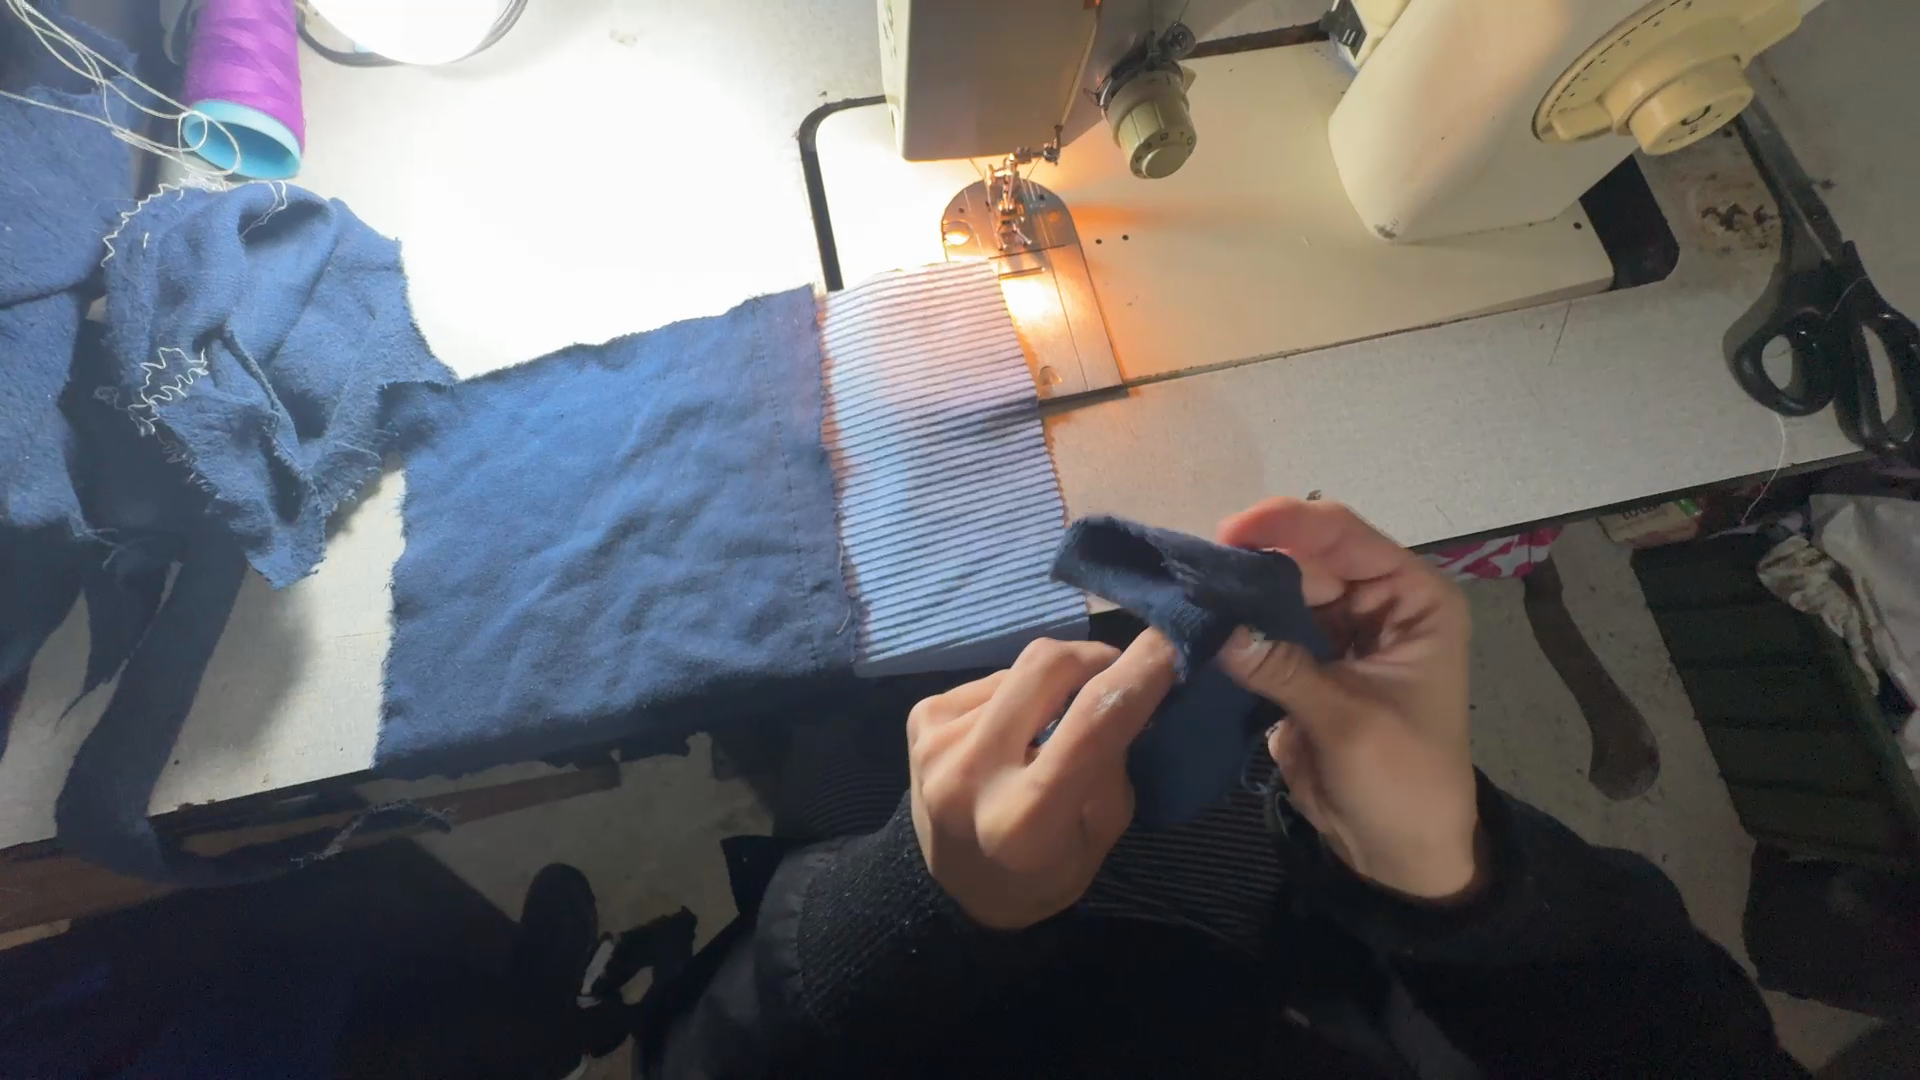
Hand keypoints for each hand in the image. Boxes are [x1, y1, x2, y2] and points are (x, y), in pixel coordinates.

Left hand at [906, 633, 1176, 928]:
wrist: (948, 887)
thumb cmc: (1040, 872)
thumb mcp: (1098, 839)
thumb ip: (1114, 763)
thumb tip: (1126, 685)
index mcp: (1025, 819)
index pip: (1091, 723)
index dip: (1138, 673)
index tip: (1170, 642)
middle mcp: (972, 771)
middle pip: (1047, 665)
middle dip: (1095, 656)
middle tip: (1116, 672)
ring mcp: (937, 739)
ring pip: (1018, 668)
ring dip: (1052, 683)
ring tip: (1049, 722)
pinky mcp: (919, 717)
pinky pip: (990, 680)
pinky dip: (1016, 694)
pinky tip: (1011, 730)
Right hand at [1216, 498, 1480, 901]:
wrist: (1395, 848)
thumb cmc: (1401, 781)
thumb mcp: (1350, 723)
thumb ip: (1285, 670)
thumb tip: (1219, 630)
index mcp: (1412, 600)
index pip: (1347, 540)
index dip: (1289, 525)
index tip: (1231, 532)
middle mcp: (1373, 600)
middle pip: (1303, 557)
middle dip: (1251, 558)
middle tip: (1194, 567)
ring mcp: (1332, 627)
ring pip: (1275, 586)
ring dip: (1235, 588)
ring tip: (1186, 587)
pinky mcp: (1299, 655)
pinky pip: (1259, 623)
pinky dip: (1231, 620)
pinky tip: (1196, 616)